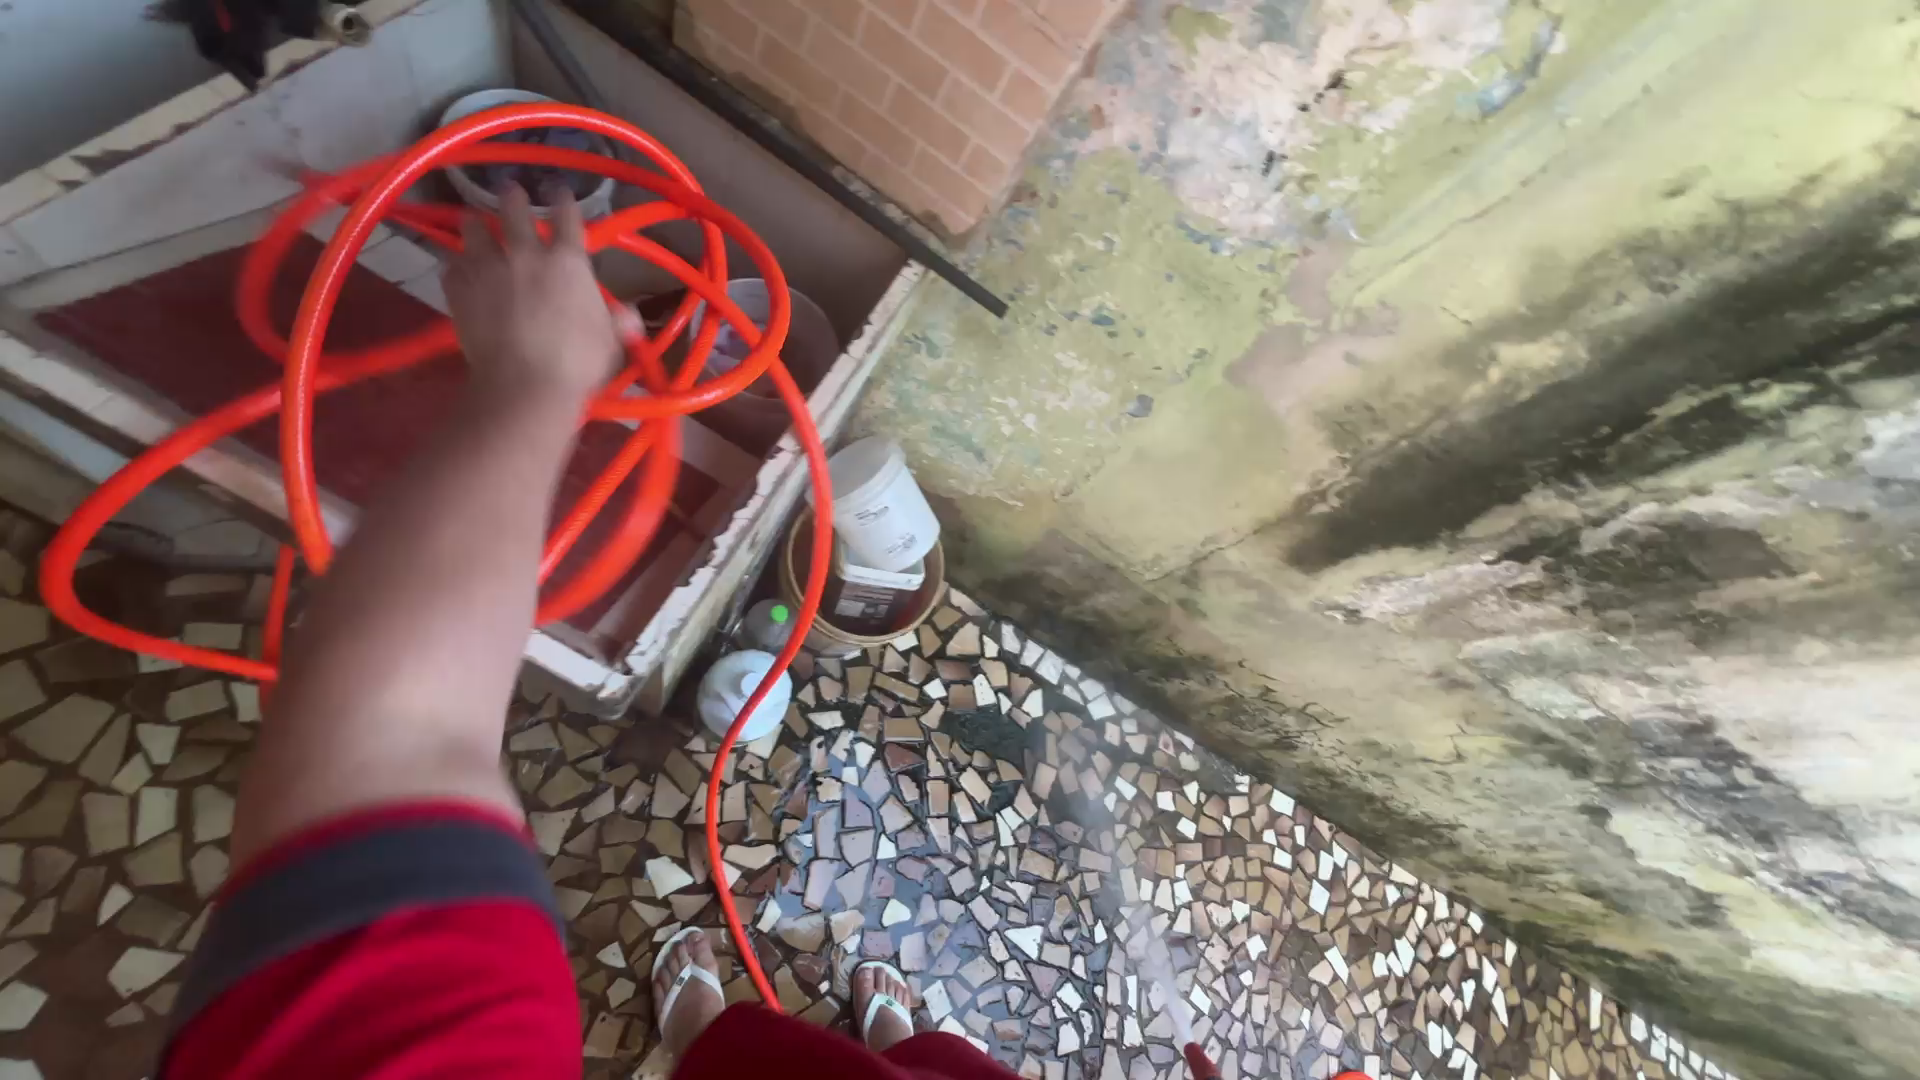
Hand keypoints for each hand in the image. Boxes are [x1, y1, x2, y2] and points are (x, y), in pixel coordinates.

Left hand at [442, 183, 625, 407]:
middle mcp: (526, 253)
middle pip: (513, 208)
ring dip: (476, 223)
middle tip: (510, 192)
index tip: (559, 191)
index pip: (567, 218)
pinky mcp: (458, 285)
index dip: (564, 200)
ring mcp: (487, 266)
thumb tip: (628, 314)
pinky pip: (452, 262)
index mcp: (569, 262)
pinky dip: (457, 263)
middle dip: (512, 197)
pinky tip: (461, 270)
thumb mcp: (611, 342)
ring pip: (473, 226)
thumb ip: (616, 321)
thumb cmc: (578, 363)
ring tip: (476, 223)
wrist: (526, 382)